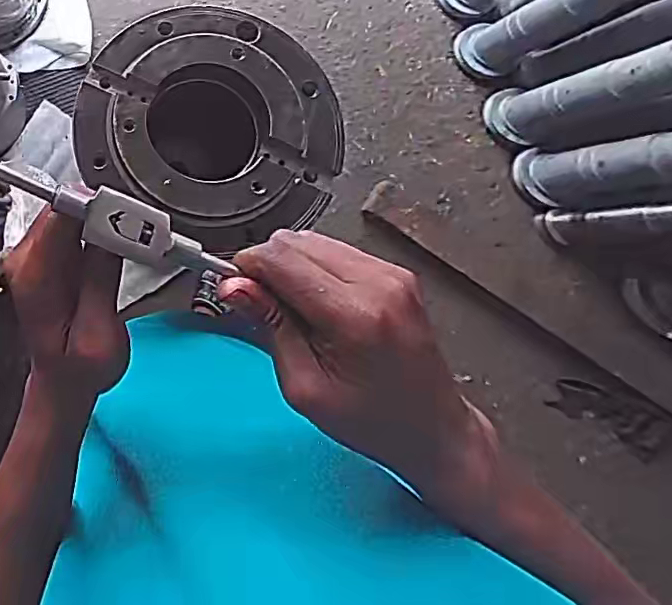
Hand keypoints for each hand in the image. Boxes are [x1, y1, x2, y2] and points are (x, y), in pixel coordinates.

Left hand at [5, 207, 128, 404]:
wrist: (62, 383)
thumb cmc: (79, 368)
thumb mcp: (99, 333)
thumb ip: (102, 278)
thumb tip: (111, 230)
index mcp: (36, 274)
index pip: (60, 212)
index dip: (94, 205)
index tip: (122, 215)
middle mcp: (26, 258)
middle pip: (65, 205)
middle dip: (101, 210)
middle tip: (131, 227)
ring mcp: (32, 253)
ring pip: (69, 209)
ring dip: (99, 216)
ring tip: (125, 236)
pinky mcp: (45, 253)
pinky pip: (70, 223)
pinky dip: (94, 225)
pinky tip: (110, 243)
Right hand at [217, 230, 484, 479]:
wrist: (436, 432)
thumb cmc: (375, 423)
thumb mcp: (305, 387)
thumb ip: (269, 326)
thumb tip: (234, 286)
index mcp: (356, 316)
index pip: (279, 258)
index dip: (247, 268)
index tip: (236, 288)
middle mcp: (378, 284)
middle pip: (292, 241)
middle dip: (266, 266)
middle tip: (263, 304)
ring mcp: (390, 273)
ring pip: (310, 239)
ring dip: (289, 265)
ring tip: (295, 309)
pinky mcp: (393, 271)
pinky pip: (333, 248)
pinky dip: (313, 267)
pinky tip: (317, 302)